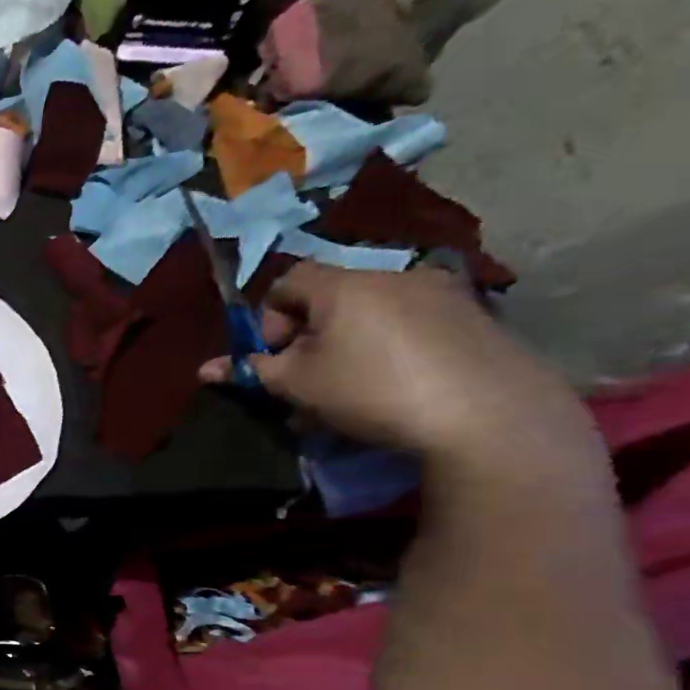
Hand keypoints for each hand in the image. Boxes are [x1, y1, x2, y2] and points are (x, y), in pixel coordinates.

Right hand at [200, 263, 595, 465]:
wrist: (485, 413)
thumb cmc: (371, 390)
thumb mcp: (297, 385)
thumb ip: (253, 371)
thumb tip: (205, 369)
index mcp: (343, 284)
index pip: (287, 279)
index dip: (268, 317)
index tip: (274, 357)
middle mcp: (392, 275)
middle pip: (330, 297)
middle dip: (308, 336)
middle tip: (307, 380)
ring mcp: (440, 292)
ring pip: (370, 314)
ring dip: (347, 344)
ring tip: (350, 390)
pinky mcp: (472, 317)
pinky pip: (410, 325)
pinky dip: (389, 348)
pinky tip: (396, 387)